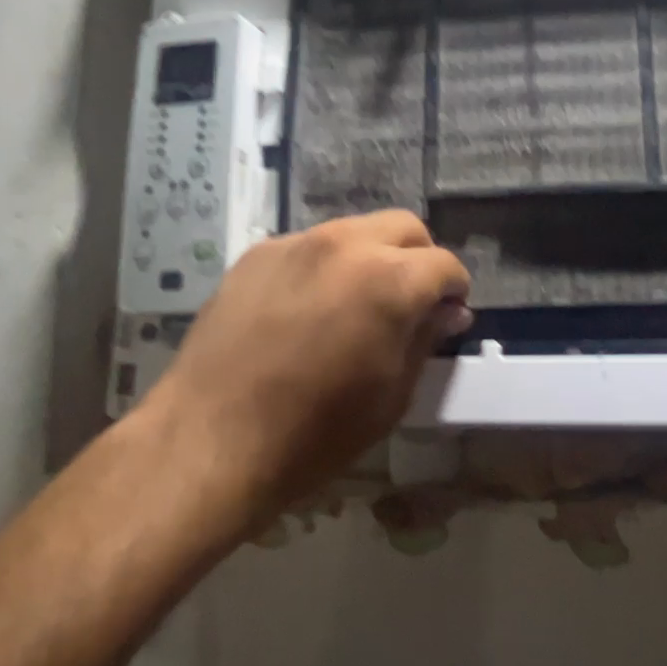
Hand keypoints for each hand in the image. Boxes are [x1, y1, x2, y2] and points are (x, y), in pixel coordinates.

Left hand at [153, 210, 471, 521]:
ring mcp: (296, 244)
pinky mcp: (257, 255)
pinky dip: (323, 267)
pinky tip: (306, 309)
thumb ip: (424, 340)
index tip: (447, 316)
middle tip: (409, 302)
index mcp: (389, 280)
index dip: (454, 291)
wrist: (212, 438)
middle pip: (403, 227)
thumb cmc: (314, 433)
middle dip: (418, 258)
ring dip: (370, 257)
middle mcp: (346, 245)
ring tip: (355, 303)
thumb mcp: (389, 396)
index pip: (445, 265)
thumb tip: (447, 311)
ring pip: (353, 231)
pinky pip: (307, 247)